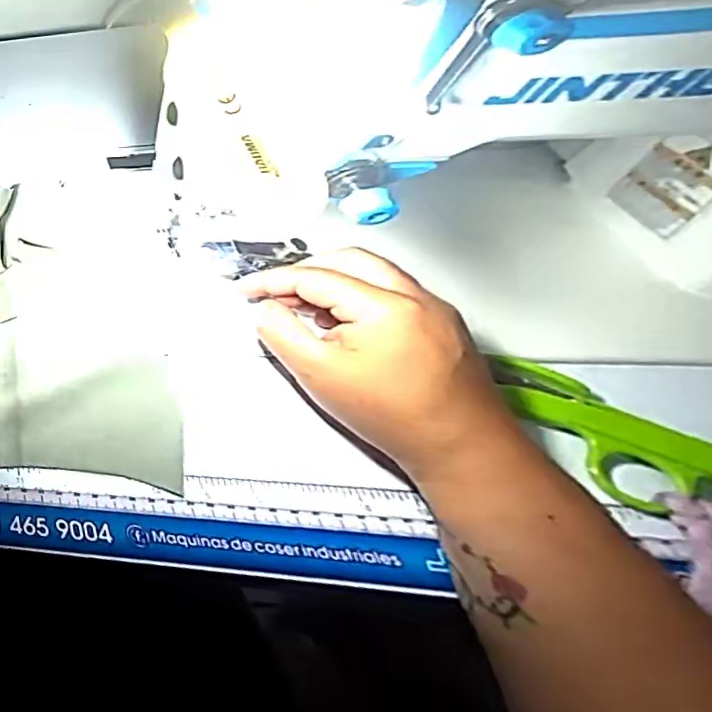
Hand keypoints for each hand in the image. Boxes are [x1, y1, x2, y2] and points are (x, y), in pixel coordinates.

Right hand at [236, 248, 523, 481]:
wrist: (462, 451)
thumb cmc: (399, 418)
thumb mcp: (317, 374)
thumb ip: (281, 333)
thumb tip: (268, 310)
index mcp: (386, 306)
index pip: (315, 276)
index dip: (273, 281)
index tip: (250, 289)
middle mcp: (417, 298)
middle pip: (347, 260)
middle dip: (305, 271)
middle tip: (276, 291)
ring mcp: (435, 310)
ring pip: (371, 273)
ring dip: (332, 282)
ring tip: (305, 309)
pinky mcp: (442, 324)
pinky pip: (391, 293)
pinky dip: (357, 297)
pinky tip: (342, 324)